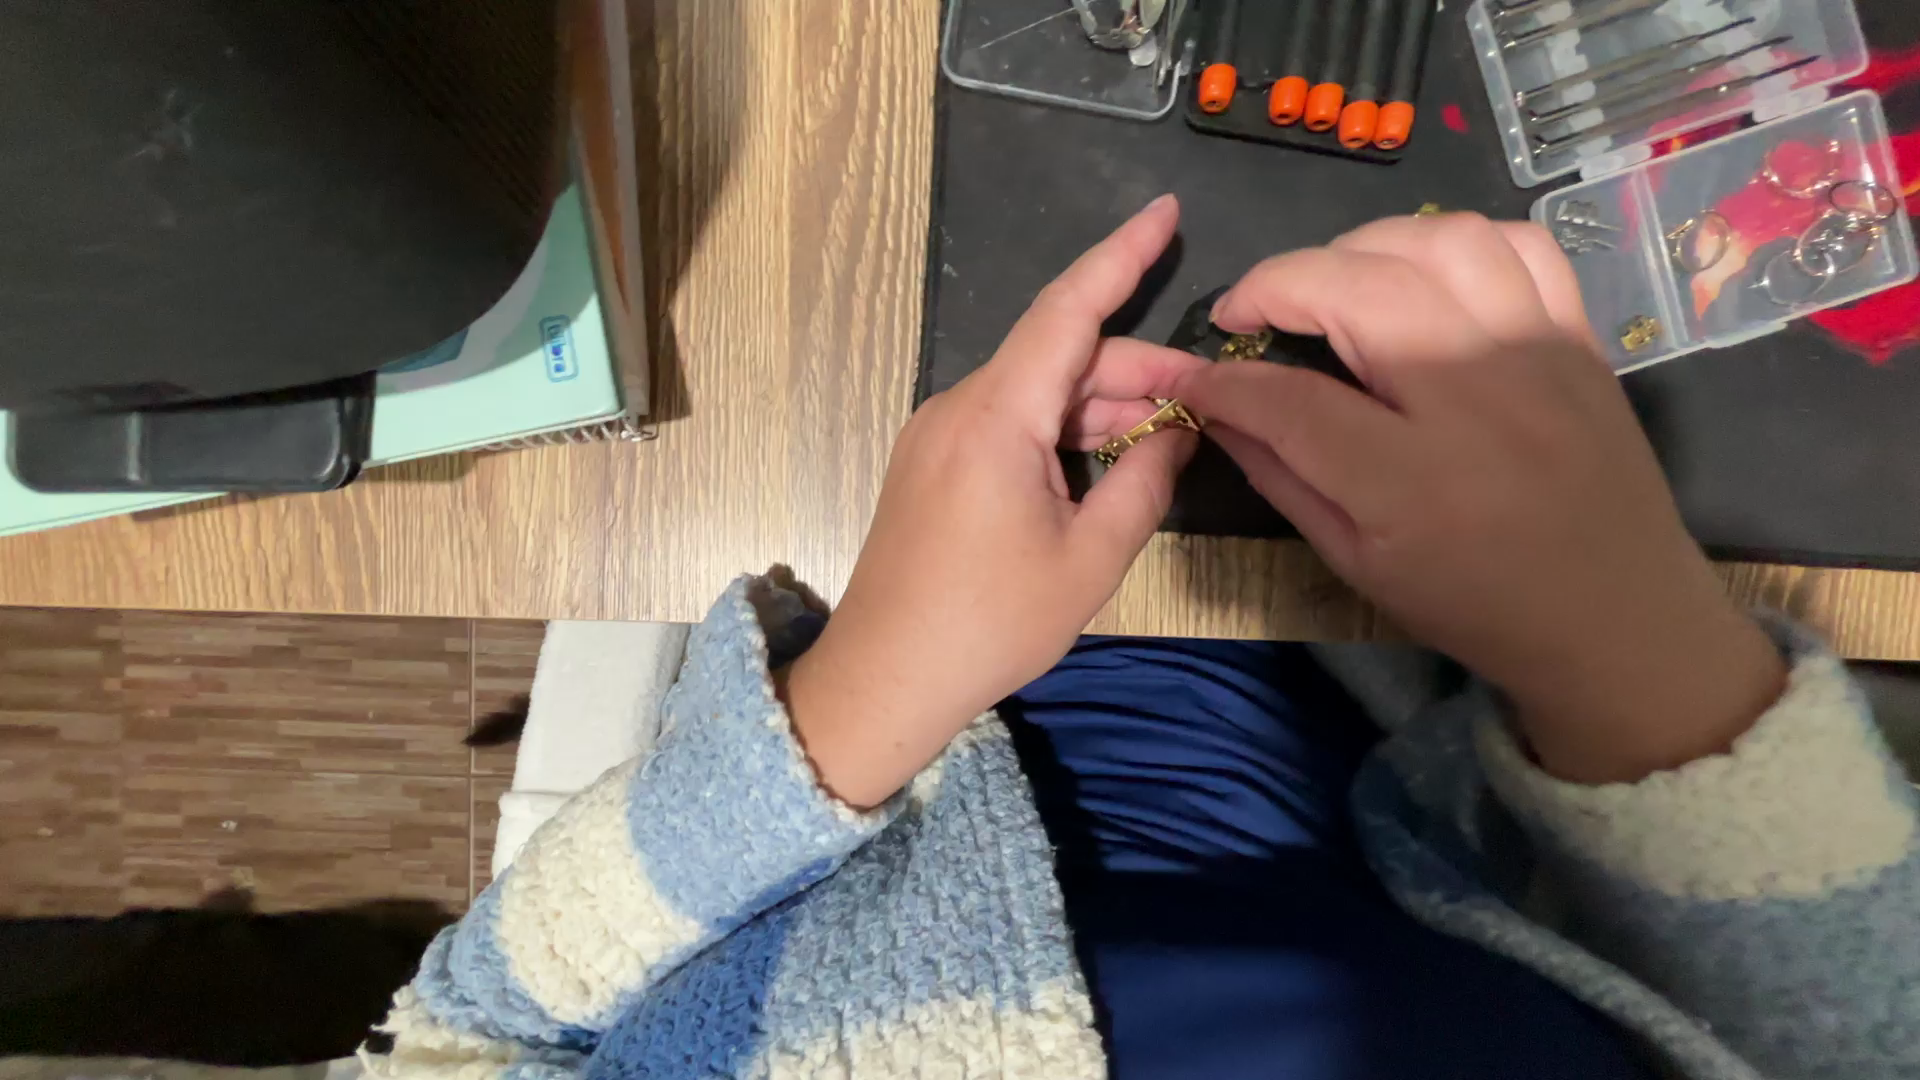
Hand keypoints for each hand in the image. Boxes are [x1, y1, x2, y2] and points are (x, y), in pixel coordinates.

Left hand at [782, 196, 1205, 807]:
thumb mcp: (1090, 558)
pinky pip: (1004, 427)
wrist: (886, 676)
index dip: (1121, 256)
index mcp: (995, 415)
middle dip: (1131, 371)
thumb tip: (1177, 434)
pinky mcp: (929, 466)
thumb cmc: (990, 623)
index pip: (1066, 310)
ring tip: (1159, 440)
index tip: (1165, 211)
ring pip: (1031, 396)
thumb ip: (1144, 483)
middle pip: (1056, 360)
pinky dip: (1056, 434)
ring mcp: (935, 436)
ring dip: (1095, 409)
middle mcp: (957, 407)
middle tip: (1198, 406)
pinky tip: (1096, 464)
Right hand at [1177, 213, 1784, 783]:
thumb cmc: (1463, 601)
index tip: (1191, 378)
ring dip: (1355, 247)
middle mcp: (1475, 401)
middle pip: (1360, 291)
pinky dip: (1447, 241)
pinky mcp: (1578, 337)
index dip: (1224, 383)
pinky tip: (1409, 273)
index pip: (1290, 401)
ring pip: (1438, 244)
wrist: (1611, 616)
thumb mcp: (1348, 557)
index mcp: (1408, 481)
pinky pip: (1516, 245)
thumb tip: (1216, 412)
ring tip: (1320, 282)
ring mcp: (1537, 356)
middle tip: (1240, 312)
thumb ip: (1277, 475)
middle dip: (1274, 284)